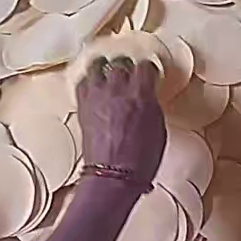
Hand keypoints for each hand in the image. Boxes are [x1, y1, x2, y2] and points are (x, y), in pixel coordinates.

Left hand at [75, 56, 165, 186]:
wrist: (113, 177)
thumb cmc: (141, 159)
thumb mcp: (158, 127)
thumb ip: (151, 104)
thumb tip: (146, 96)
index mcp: (141, 94)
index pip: (145, 66)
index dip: (148, 71)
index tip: (149, 75)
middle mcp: (117, 90)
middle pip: (120, 63)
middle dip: (125, 68)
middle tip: (129, 75)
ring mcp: (96, 96)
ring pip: (96, 67)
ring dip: (104, 70)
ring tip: (108, 76)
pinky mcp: (82, 106)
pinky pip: (82, 83)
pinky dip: (89, 83)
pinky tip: (94, 89)